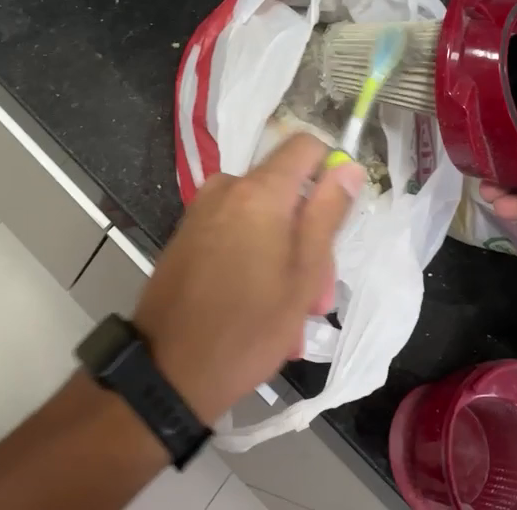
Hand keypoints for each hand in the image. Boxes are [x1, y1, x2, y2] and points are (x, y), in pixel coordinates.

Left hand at [134, 135, 364, 420]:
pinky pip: (236, 231)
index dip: (330, 171)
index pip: (306, 146)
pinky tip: (259, 307)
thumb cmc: (247, 326)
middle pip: (285, 189)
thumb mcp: (304, 275)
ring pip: (262, 216)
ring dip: (284, 255)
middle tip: (317, 295)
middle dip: (308, 235)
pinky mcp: (187, 235)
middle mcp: (226, 187)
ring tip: (289, 313)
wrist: (167, 370)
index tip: (338, 217)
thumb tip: (348, 168)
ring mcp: (202, 210)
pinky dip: (254, 259)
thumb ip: (327, 214)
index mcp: (259, 191)